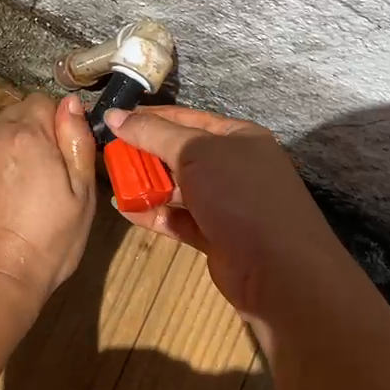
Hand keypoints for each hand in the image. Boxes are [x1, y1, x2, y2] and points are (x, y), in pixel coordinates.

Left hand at [0, 93, 95, 307]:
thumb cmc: (49, 240)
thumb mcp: (82, 194)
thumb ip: (76, 141)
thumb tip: (70, 103)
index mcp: (29, 134)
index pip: (43, 102)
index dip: (56, 124)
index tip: (61, 152)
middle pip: (17, 116)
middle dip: (31, 134)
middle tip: (42, 174)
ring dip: (6, 149)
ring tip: (16, 190)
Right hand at [105, 106, 357, 318]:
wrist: (282, 274)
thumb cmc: (240, 196)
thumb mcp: (194, 152)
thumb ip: (152, 133)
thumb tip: (114, 115)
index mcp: (237, 137)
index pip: (184, 118)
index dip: (147, 118)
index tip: (111, 121)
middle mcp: (233, 166)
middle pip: (177, 152)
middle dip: (142, 154)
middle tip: (107, 155)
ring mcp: (226, 203)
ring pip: (175, 186)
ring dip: (145, 184)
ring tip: (112, 183)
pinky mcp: (215, 235)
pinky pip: (177, 217)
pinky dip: (153, 212)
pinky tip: (125, 209)